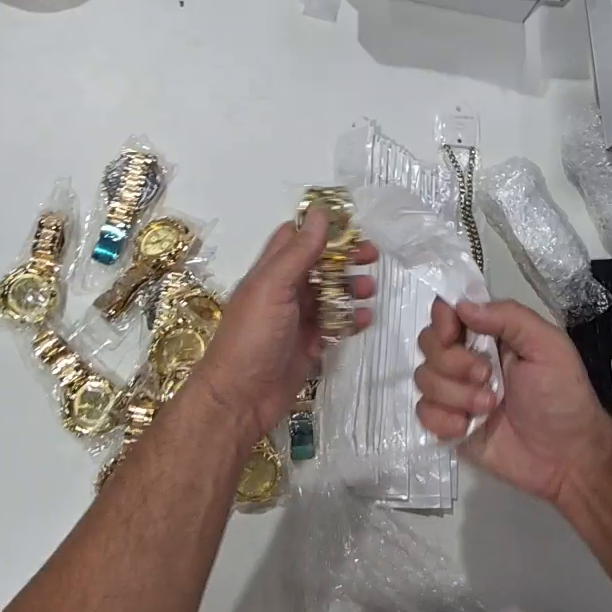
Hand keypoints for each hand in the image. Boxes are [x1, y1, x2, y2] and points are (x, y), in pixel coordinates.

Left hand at [188, 209, 376, 441]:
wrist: (240, 398)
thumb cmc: (252, 338)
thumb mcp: (273, 288)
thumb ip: (298, 252)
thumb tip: (320, 213)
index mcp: (270, 273)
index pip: (295, 238)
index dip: (321, 228)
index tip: (352, 224)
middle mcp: (284, 292)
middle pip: (319, 264)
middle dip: (345, 257)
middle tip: (372, 255)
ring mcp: (297, 320)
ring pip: (330, 294)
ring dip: (351, 287)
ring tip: (369, 289)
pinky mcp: (310, 345)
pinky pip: (335, 325)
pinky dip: (352, 319)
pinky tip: (365, 319)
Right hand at [414, 299, 611, 507]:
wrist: (566, 457)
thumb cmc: (562, 396)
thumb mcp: (548, 346)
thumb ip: (509, 317)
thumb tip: (461, 306)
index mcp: (490, 334)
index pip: (447, 312)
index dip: (442, 320)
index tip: (453, 334)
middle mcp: (466, 358)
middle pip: (429, 344)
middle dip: (454, 362)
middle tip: (487, 377)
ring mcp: (455, 392)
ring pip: (424, 378)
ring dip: (456, 394)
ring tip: (489, 408)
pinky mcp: (448, 424)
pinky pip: (422, 412)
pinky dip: (443, 420)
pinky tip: (467, 427)